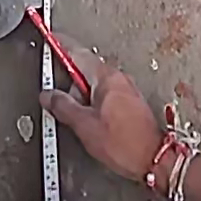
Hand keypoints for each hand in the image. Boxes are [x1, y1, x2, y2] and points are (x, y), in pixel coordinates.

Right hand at [37, 38, 162, 181]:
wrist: (153, 160)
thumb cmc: (123, 143)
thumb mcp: (84, 124)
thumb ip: (62, 106)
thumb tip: (47, 95)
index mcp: (106, 77)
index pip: (78, 53)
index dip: (61, 47)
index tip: (50, 40)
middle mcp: (118, 78)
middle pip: (84, 70)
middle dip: (69, 85)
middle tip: (61, 105)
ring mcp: (126, 89)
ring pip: (94, 85)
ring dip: (82, 98)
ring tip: (83, 122)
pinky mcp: (129, 102)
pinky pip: (105, 95)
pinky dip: (94, 104)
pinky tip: (94, 124)